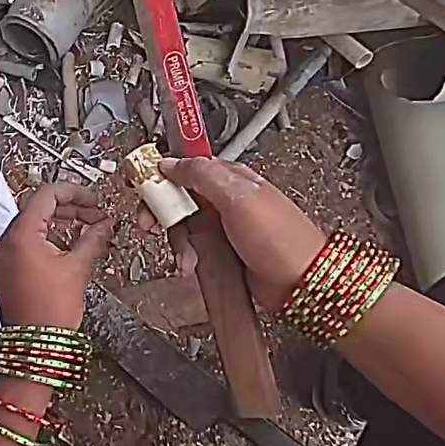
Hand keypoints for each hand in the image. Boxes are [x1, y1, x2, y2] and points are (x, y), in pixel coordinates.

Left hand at [0, 182, 114, 328]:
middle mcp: (7, 241)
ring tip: (87, 229)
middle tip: (95, 215)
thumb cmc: (49, 313)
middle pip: (40, 207)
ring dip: (62, 222)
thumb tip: (104, 225)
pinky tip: (71, 245)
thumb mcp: (78, 268)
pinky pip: (29, 241)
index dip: (75, 193)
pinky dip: (50, 237)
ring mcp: (5, 255)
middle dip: (71, 208)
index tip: (93, 200)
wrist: (35, 346)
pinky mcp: (8, 268)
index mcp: (21, 234)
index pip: (47, 195)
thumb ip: (93, 238)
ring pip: (35, 224)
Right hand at [156, 157, 326, 307]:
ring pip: (182, 225)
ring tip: (182, 255)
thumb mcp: (238, 198)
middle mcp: (225, 200)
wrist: (301, 283)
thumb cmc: (281, 239)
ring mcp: (223, 227)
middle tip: (149, 223)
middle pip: (178, 197)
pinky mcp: (222, 252)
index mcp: (229, 178)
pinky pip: (193, 248)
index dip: (161, 175)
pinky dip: (186, 256)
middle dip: (160, 210)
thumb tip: (172, 162)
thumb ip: (203, 175)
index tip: (142, 185)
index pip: (186, 167)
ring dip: (176, 239)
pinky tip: (190, 265)